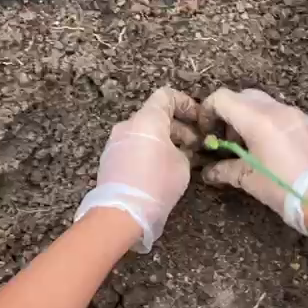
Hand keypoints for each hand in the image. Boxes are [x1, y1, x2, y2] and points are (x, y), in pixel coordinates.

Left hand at [75, 87, 200, 251]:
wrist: (122, 212)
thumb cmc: (157, 183)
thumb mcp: (182, 163)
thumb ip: (183, 148)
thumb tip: (180, 148)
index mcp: (147, 119)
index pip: (166, 95)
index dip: (185, 103)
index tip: (198, 119)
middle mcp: (128, 125)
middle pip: (154, 115)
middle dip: (177, 126)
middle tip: (194, 144)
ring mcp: (115, 142)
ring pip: (143, 132)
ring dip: (162, 139)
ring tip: (179, 157)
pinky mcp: (109, 158)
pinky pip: (132, 146)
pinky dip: (147, 150)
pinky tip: (160, 167)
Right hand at [199, 88, 307, 234]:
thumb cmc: (284, 189)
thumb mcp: (250, 181)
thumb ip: (226, 170)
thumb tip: (209, 172)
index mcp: (258, 120)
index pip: (223, 98)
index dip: (209, 110)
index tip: (208, 131)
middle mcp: (278, 110)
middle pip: (245, 96)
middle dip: (231, 113)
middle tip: (229, 139)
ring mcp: (300, 115)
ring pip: (268, 105)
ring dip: (254, 119)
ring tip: (254, 147)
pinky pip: (289, 117)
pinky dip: (276, 126)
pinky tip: (280, 151)